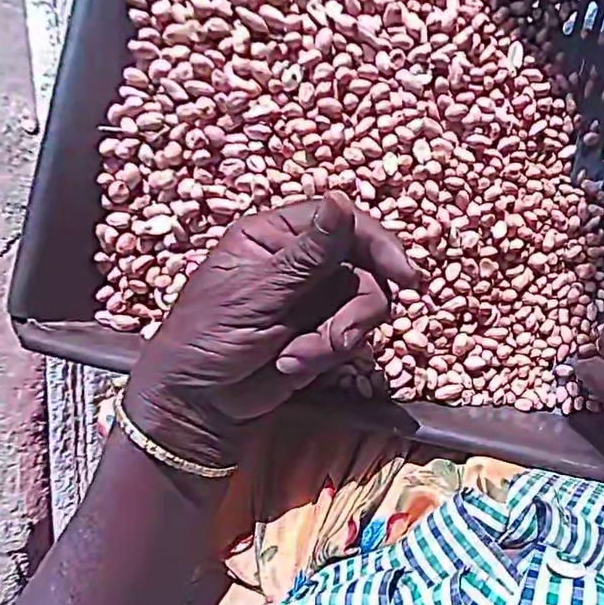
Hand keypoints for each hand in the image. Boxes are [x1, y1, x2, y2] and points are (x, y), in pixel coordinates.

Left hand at [122, 192, 418, 468]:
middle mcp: (306, 261)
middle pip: (368, 268)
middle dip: (357, 310)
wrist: (199, 405)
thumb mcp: (256, 293)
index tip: (404, 275)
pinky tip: (294, 365)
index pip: (343, 221)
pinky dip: (329, 354)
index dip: (380, 244)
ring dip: (339, 337)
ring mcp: (319, 297)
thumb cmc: (206, 337)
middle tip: (339, 339)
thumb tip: (341, 200)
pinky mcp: (327, 330)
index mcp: (278, 236)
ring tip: (299, 357)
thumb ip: (307, 254)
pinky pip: (355, 336)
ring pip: (368, 305)